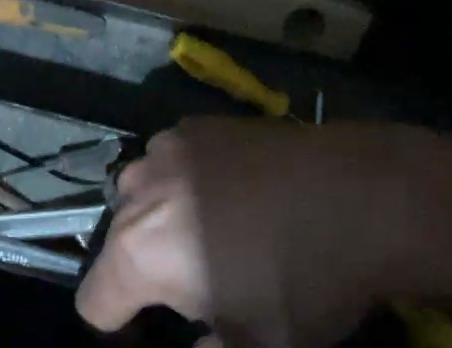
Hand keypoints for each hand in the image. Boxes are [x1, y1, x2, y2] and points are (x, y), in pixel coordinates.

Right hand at [76, 119, 427, 347]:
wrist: (358, 195)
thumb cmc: (304, 280)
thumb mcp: (259, 345)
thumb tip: (198, 342)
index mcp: (138, 253)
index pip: (93, 301)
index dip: (119, 326)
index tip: (155, 330)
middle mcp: (134, 193)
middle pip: (116, 243)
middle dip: (146, 267)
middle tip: (201, 282)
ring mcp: (162, 149)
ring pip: (141, 198)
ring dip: (162, 220)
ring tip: (219, 230)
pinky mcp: (192, 125)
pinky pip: (171, 164)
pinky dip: (188, 183)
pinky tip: (237, 192)